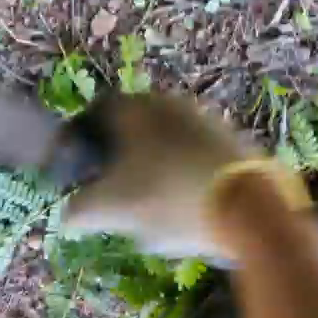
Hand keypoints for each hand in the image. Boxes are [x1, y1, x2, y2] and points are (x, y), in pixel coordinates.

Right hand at [58, 93, 254, 258]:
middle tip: (108, 191)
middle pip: (130, 128)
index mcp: (132, 108)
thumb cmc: (167, 198)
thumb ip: (78, 209)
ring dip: (149, 168)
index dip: (78, 142)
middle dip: (116, 158)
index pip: (94, 113)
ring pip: (162, 142)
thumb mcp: (109, 209)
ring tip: (146, 206)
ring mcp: (203, 119)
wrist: (248, 206)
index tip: (76, 172)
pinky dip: (180, 176)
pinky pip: (192, 156)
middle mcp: (167, 102)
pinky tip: (182, 206)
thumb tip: (69, 214)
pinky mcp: (231, 141)